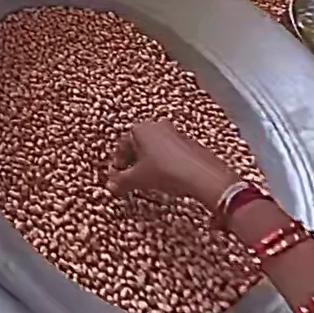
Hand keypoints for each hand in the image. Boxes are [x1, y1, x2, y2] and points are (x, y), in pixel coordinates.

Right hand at [107, 121, 240, 203]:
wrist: (203, 176)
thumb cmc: (165, 171)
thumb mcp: (138, 179)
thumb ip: (122, 181)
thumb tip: (111, 186)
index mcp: (140, 129)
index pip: (122, 144)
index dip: (118, 160)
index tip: (118, 174)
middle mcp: (156, 126)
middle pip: (139, 143)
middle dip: (134, 159)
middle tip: (131, 175)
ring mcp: (175, 133)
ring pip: (156, 146)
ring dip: (150, 160)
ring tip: (149, 178)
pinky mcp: (190, 143)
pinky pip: (170, 151)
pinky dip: (165, 161)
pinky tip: (167, 176)